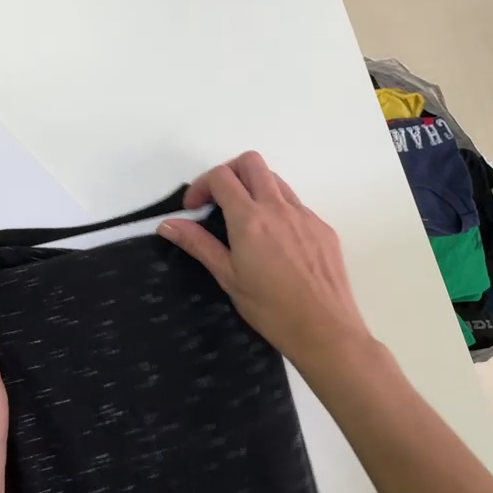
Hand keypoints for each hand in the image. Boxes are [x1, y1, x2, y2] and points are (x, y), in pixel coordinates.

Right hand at [158, 151, 370, 368]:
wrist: (325, 330)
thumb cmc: (270, 309)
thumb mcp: (227, 277)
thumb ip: (198, 244)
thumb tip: (167, 224)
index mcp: (250, 219)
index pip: (221, 177)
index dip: (200, 185)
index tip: (194, 208)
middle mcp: (278, 207)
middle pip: (251, 162)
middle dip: (229, 172)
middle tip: (219, 201)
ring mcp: (304, 214)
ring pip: (275, 180)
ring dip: (254, 187)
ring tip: (246, 220)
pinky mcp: (322, 227)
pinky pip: (295, 204)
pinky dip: (277, 209)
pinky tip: (275, 242)